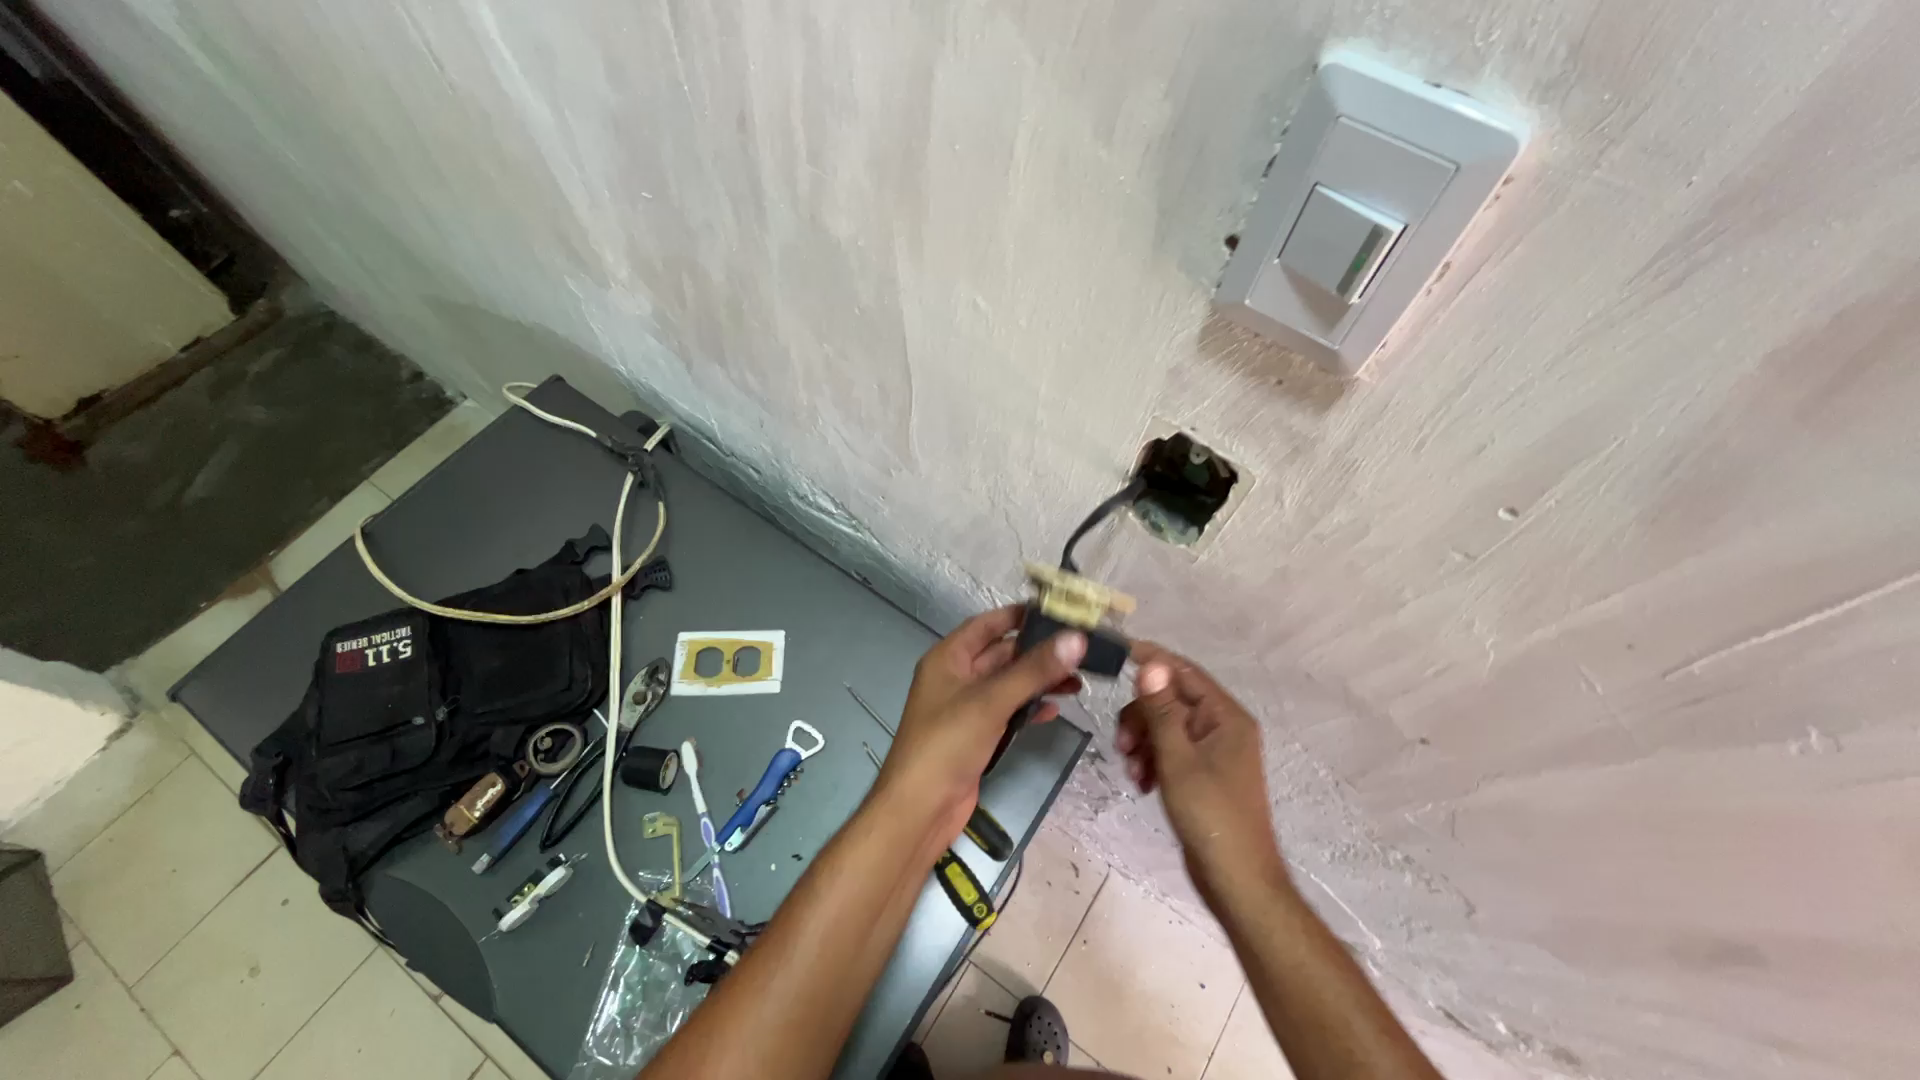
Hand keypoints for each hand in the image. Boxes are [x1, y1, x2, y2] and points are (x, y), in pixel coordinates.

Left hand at [876, 605, 1085, 843]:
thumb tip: (1077, 638)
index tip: (1058, 612)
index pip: (986, 625)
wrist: (920, 808)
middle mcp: (955, 678)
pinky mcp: (976, 736)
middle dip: (1038, 653)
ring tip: (1077, 682)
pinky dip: (1029, 709)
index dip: (1018, 615)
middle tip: (1080, 652)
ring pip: (1007, 685)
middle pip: (1001, 655)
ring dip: (1038, 682)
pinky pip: (1007, 712)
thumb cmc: (948, 744)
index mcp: (947, 659)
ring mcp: (965, 709)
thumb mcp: (991, 701)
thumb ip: (1034, 669)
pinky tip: (1055, 710)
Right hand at [1114, 641, 1285, 904]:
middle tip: (1122, 745)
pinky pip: (1171, 752)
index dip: (1152, 661)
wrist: (1236, 878)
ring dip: (1143, 743)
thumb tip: (1151, 664)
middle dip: (1141, 717)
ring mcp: (1215, 753)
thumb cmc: (1210, 815)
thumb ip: (1162, 710)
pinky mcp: (1204, 775)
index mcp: (1226, 717)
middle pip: (1171, 701)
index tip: (1118, 654)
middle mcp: (1223, 728)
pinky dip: (1153, 761)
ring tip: (1133, 772)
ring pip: (1167, 728)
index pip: (1184, 672)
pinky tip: (1143, 784)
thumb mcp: (1178, 759)